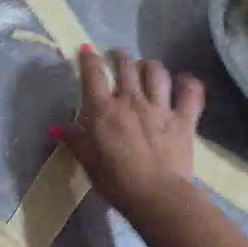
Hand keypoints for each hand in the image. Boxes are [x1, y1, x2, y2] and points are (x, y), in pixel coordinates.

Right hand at [55, 47, 203, 216]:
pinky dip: (189, 83)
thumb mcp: (87, 161)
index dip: (89, 58)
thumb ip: (73, 140)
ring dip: (149, 66)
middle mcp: (131, 100)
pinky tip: (185, 80)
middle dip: (120, 56)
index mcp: (103, 109)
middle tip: (118, 57)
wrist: (156, 197)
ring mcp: (160, 108)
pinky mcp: (184, 120)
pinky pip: (190, 94)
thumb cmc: (115, 181)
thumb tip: (56, 128)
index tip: (87, 50)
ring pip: (156, 73)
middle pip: (126, 66)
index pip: (93, 74)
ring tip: (146, 67)